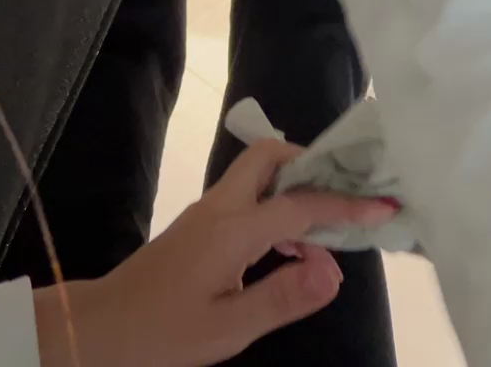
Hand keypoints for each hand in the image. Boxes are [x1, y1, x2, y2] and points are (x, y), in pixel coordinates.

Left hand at [31, 140, 399, 366]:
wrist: (105, 325)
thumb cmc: (165, 333)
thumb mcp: (229, 328)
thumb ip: (283, 297)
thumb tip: (334, 271)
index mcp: (231, 229)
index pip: (298, 205)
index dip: (344, 205)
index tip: (384, 206)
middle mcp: (220, 206)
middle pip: (268, 157)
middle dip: (312, 164)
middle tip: (351, 192)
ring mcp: (208, 212)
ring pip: (257, 175)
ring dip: (296, 186)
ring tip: (336, 222)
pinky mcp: (203, 225)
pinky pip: (249, 198)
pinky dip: (279, 208)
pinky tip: (296, 250)